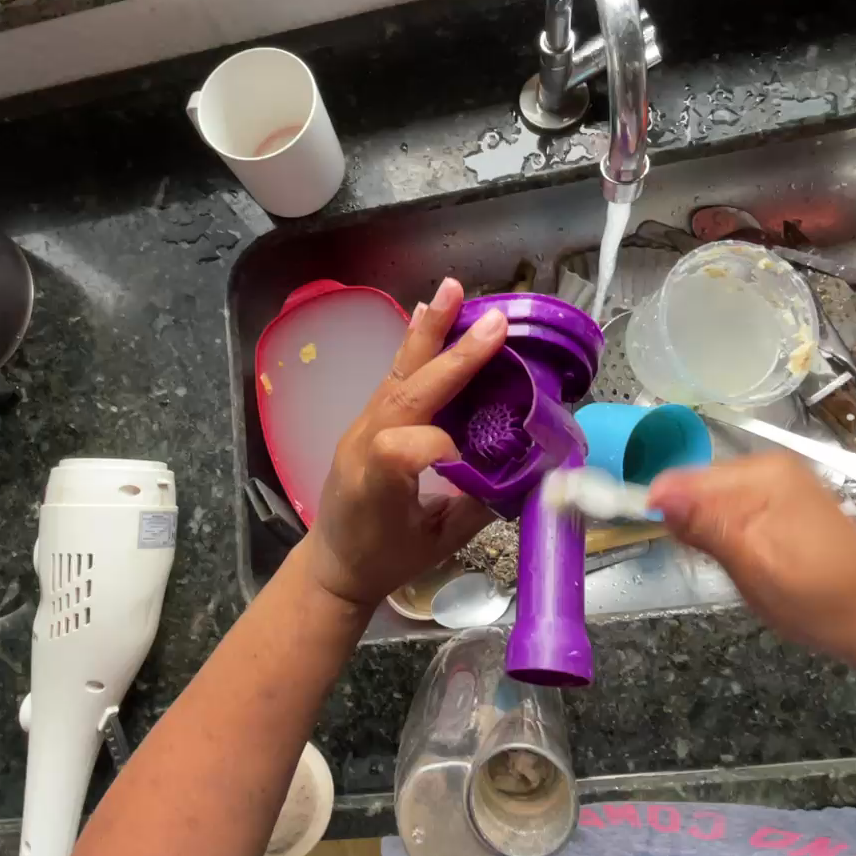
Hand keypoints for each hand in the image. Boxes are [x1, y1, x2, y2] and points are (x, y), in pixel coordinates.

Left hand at [302, 278, 505, 608]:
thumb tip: (523, 473)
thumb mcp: (434, 546)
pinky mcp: (366, 419)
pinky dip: (414, 346)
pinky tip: (427, 315)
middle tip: (490, 319)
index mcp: (375, 485)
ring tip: (450, 292)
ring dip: (428, 333)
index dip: (447, 447)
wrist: (332, 563)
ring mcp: (360, 426)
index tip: (476, 464)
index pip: (410, 447)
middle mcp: (363, 445)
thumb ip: (476, 508)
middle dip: (452, 355)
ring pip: (398, 373)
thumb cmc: (383, 560)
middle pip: (407, 391)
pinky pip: (392, 377)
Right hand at [648, 453, 855, 665]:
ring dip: (709, 532)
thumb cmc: (820, 602)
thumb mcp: (754, 567)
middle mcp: (770, 466)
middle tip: (713, 563)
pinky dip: (728, 534)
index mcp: (763, 474)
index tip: (673, 547)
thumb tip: (655, 494)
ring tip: (732, 563)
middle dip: (692, 524)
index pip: (683, 479)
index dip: (666, 512)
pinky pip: (732, 508)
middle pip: (696, 487)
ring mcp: (779, 481)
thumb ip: (705, 526)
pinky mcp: (783, 499)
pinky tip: (746, 557)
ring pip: (711, 500)